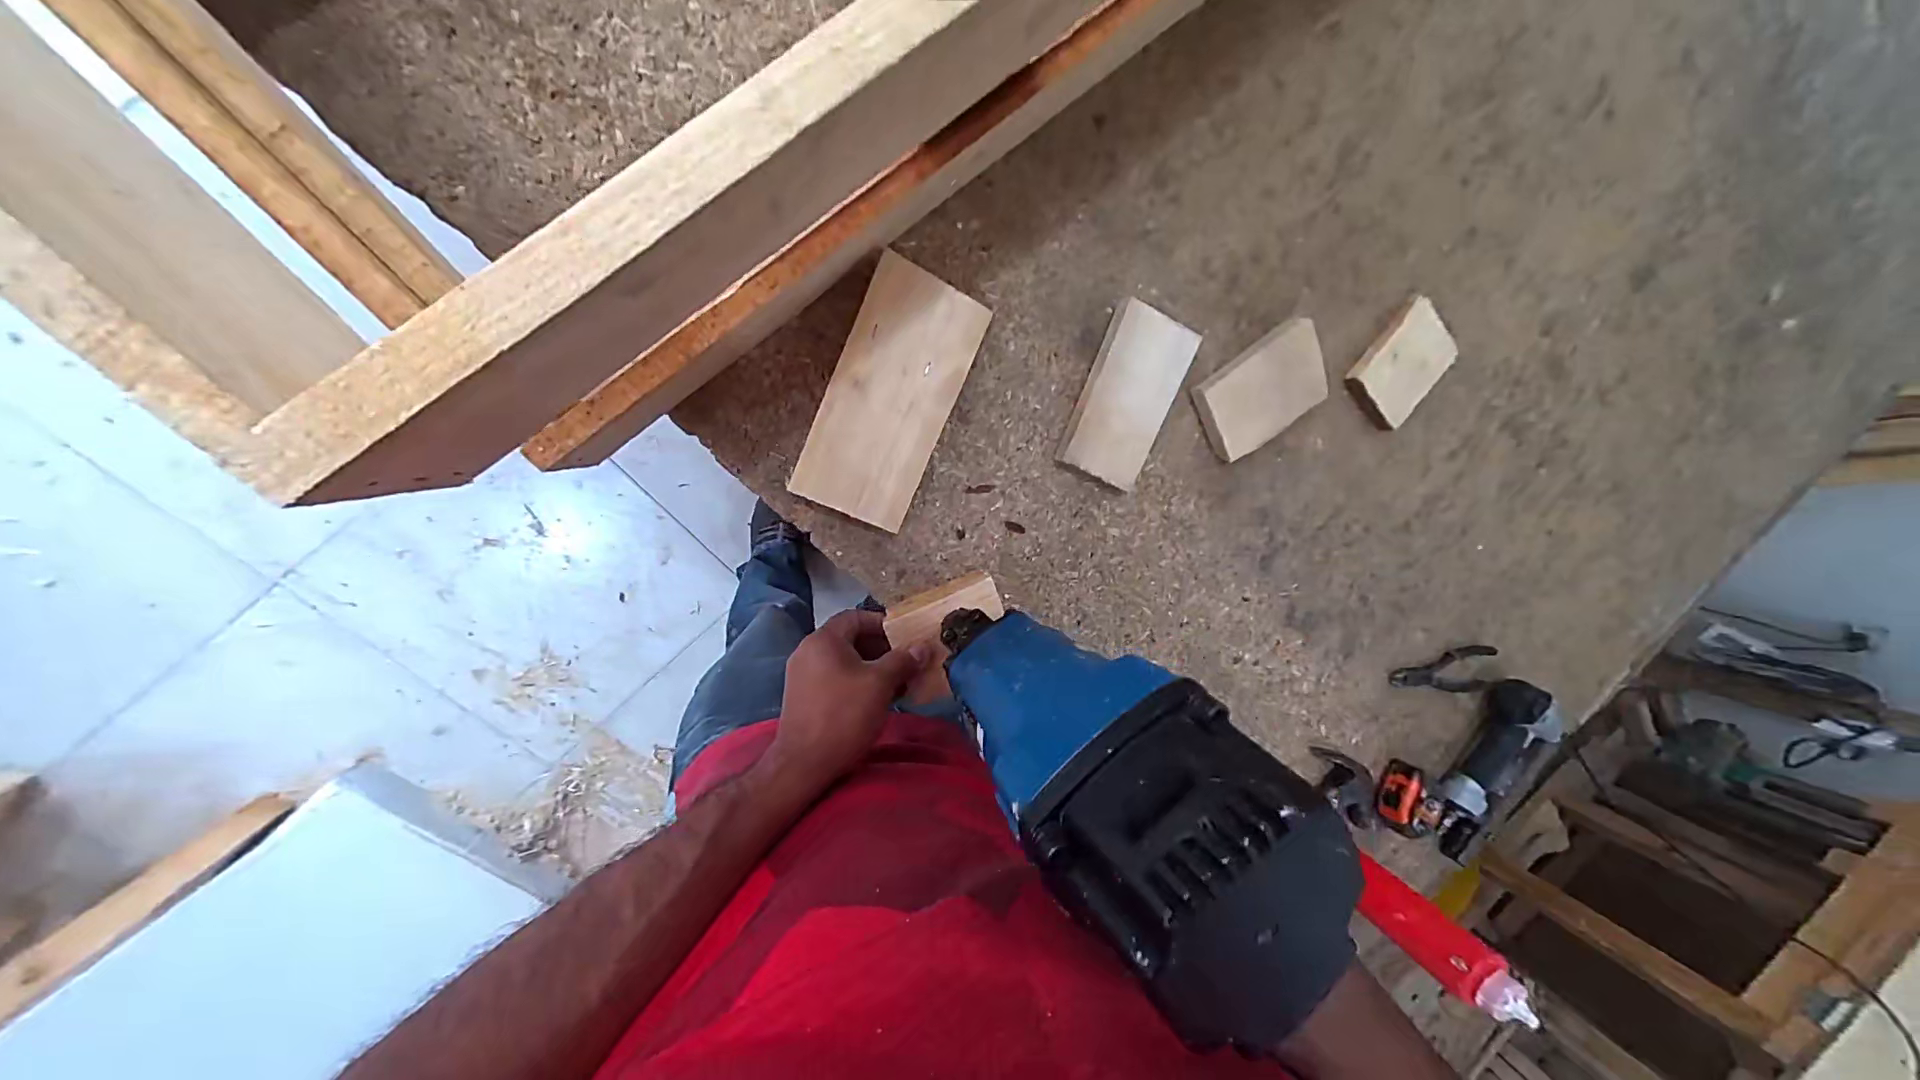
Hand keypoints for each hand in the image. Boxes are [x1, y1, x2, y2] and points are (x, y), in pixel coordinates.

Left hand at [768, 610, 931, 788]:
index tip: (906, 638)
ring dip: (871, 666)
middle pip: (849, 637)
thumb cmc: (844, 716)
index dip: (883, 624)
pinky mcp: (801, 695)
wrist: (803, 764)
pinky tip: (873, 699)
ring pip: (843, 659)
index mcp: (823, 639)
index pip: (856, 616)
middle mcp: (808, 650)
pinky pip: (833, 676)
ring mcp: (801, 673)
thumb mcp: (880, 684)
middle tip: (905, 663)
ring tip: (895, 684)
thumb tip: (922, 648)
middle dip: (881, 648)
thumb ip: (902, 660)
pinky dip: (855, 680)